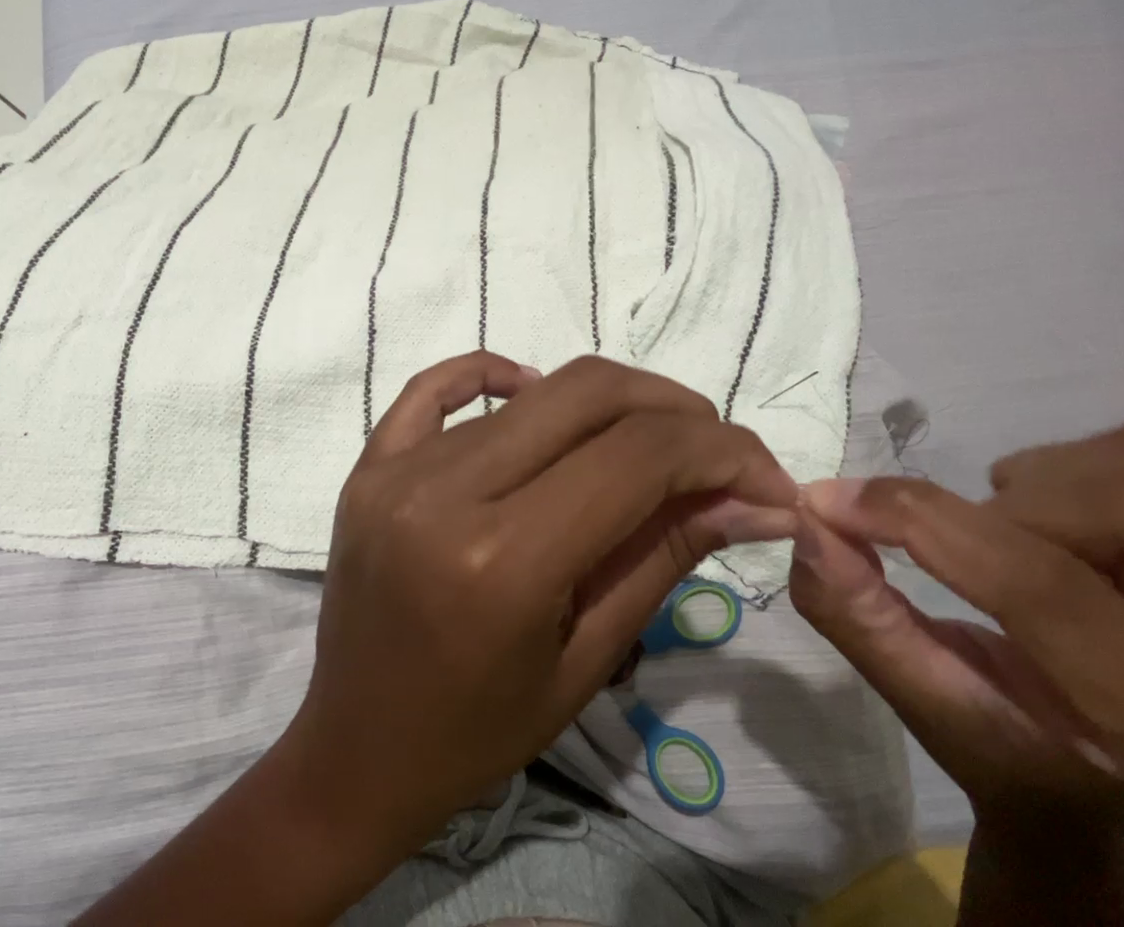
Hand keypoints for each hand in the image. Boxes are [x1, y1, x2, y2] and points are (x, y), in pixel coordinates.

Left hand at [283, 351, 798, 845]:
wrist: (360, 748)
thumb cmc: (478, 730)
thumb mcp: (588, 658)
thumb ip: (665, 557)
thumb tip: (755, 496)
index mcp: (504, 558)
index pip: (639, 456)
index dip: (722, 452)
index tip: (764, 479)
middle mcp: (444, 492)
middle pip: (587, 394)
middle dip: (674, 410)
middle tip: (713, 456)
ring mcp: (395, 470)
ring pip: (527, 393)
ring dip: (604, 407)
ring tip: (643, 450)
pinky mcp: (368, 466)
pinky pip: (434, 387)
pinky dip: (494, 376)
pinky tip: (532, 392)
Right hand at [790, 413, 1123, 824]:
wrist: (1107, 773)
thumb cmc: (1006, 750)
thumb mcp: (921, 700)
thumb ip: (860, 616)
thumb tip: (807, 520)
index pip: (1047, 590)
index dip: (924, 525)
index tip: (832, 500)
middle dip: (1007, 508)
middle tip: (961, 543)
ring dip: (1052, 483)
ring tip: (1019, 536)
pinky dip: (1091, 464)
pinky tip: (1072, 522)